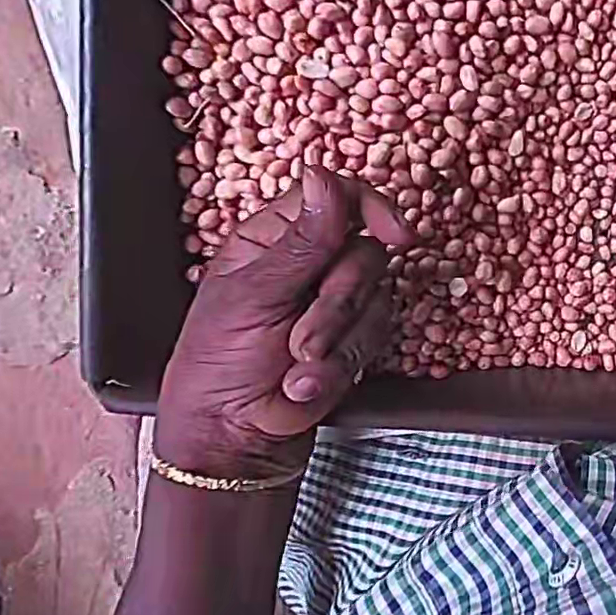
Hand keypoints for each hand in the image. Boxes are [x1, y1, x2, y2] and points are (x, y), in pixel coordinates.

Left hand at [155, 168, 414, 477]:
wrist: (233, 439)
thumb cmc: (219, 364)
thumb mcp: (254, 298)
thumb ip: (302, 241)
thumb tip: (322, 175)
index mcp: (274, 238)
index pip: (337, 197)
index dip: (371, 207)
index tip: (396, 234)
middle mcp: (312, 263)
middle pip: (365, 252)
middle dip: (338, 302)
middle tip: (302, 339)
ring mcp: (336, 301)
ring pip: (376, 297)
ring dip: (338, 340)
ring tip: (298, 369)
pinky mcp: (355, 337)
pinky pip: (376, 334)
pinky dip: (343, 363)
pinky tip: (308, 384)